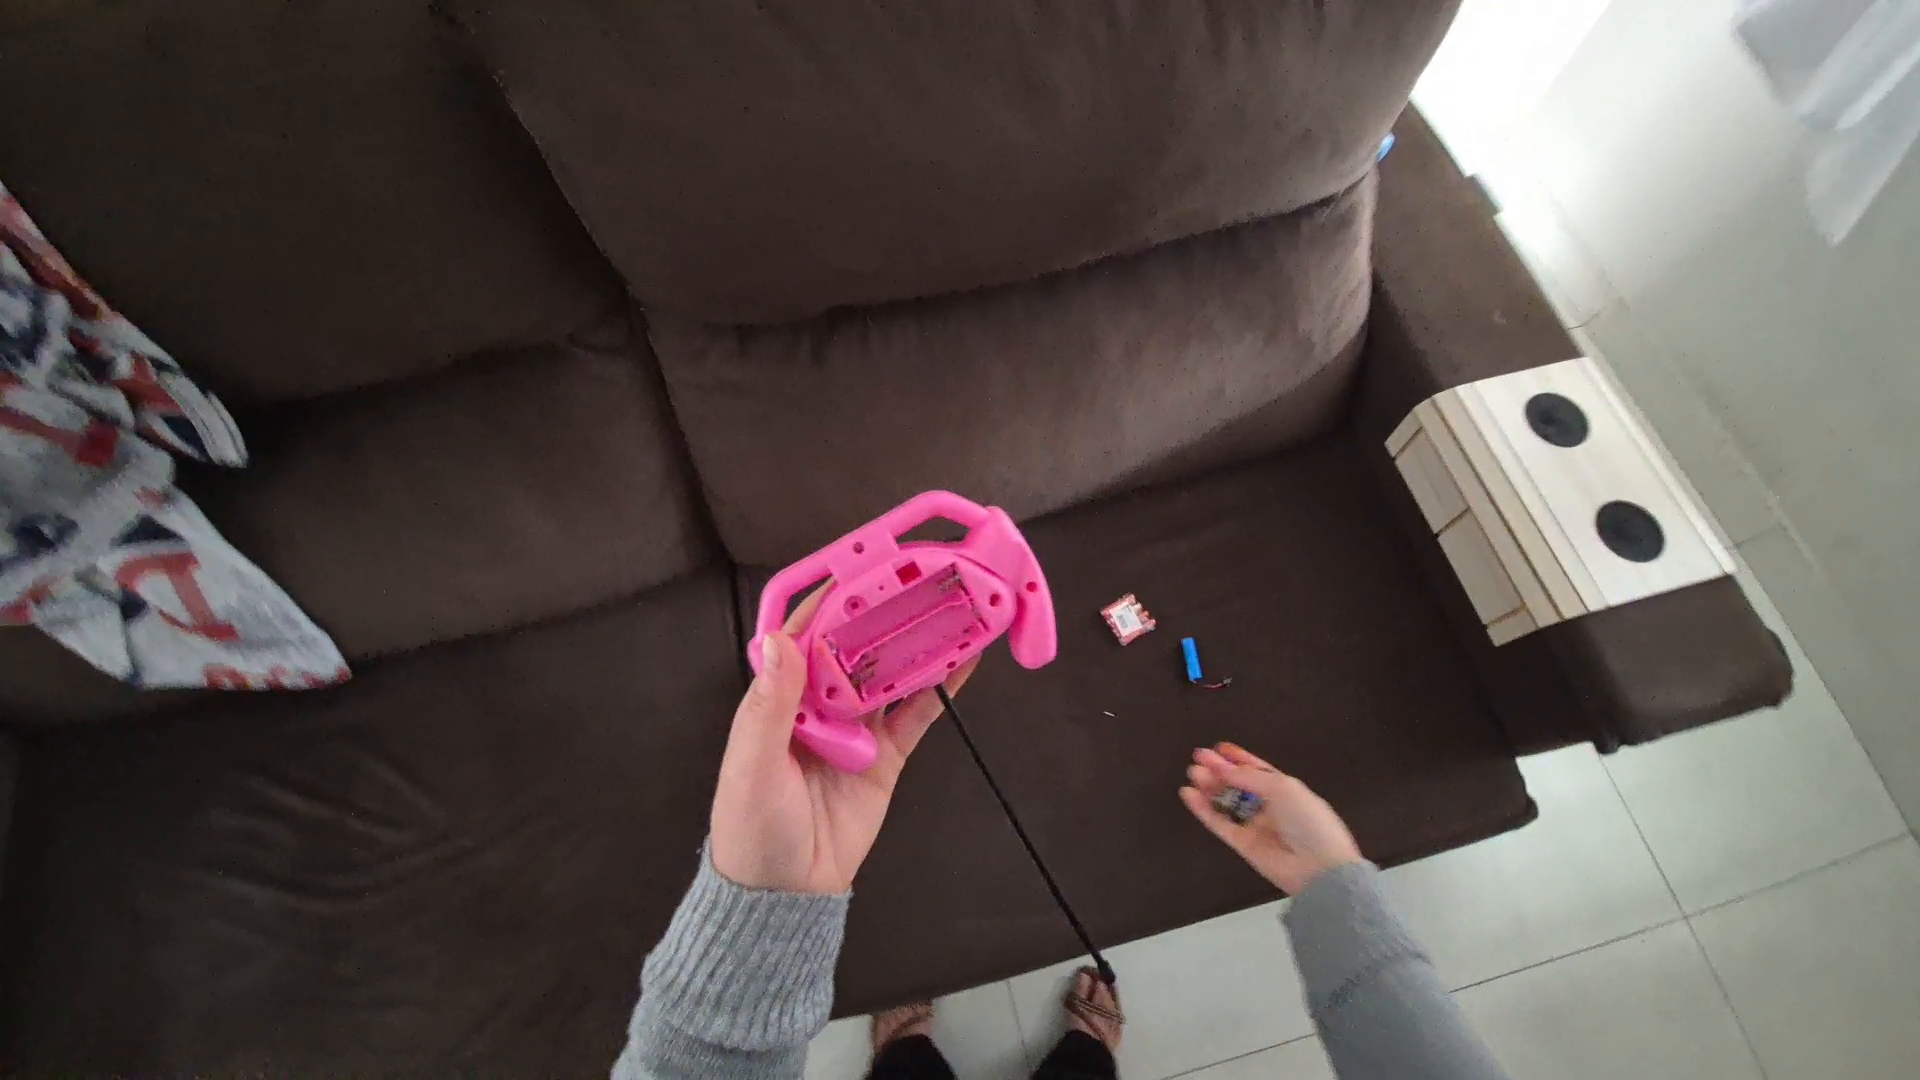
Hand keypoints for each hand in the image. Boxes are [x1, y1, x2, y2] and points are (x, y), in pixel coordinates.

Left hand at [709, 588, 979, 893]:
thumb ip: (768, 705)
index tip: (869, 564)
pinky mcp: (888, 752)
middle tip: (924, 579)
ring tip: (953, 608)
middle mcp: (822, 698)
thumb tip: (780, 640)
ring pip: (894, 671)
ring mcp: (859, 724)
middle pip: (860, 644)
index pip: (809, 631)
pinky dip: (942, 686)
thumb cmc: (753, 824)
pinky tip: (965, 660)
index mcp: (782, 692)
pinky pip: (918, 712)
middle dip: (889, 611)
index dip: (838, 595)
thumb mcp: (751, 765)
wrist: (787, 893)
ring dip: (921, 641)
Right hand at [1180, 742, 1363, 894]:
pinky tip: (1188, 794)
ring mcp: (1255, 825)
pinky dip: (1203, 809)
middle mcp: (1269, 806)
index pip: (1258, 769)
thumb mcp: (1282, 788)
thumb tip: (1220, 767)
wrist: (1320, 868)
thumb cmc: (1308, 820)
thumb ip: (1248, 776)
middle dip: (1219, 770)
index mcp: (1285, 790)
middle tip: (1198, 758)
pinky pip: (1219, 823)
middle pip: (1238, 784)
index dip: (1238, 758)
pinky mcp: (1242, 844)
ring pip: (1226, 802)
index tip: (1219, 747)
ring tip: (1193, 773)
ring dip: (1210, 787)